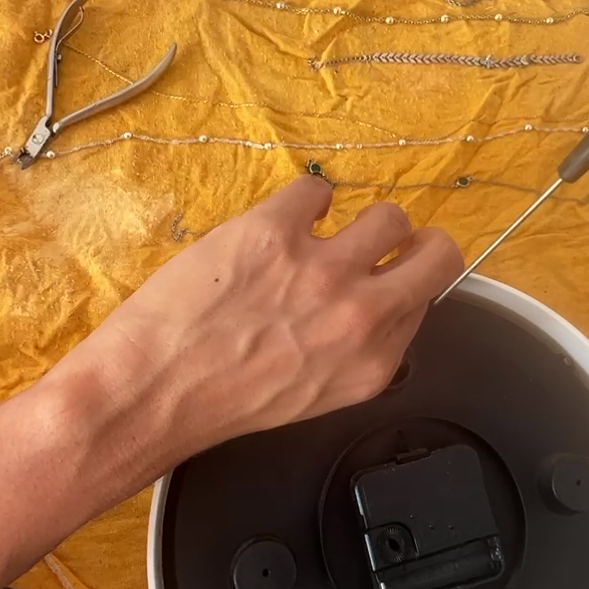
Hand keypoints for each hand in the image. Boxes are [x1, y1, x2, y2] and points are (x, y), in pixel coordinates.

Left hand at [55, 176, 461, 465]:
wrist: (150, 392)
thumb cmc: (223, 399)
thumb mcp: (314, 395)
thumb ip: (358, 351)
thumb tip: (376, 303)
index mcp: (372, 363)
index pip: (427, 302)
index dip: (406, 285)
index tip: (386, 278)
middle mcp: (361, 316)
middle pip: (438, 252)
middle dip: (421, 242)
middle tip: (391, 242)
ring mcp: (323, 270)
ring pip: (387, 216)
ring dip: (361, 221)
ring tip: (324, 234)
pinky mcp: (276, 233)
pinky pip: (317, 190)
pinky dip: (303, 202)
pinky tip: (279, 225)